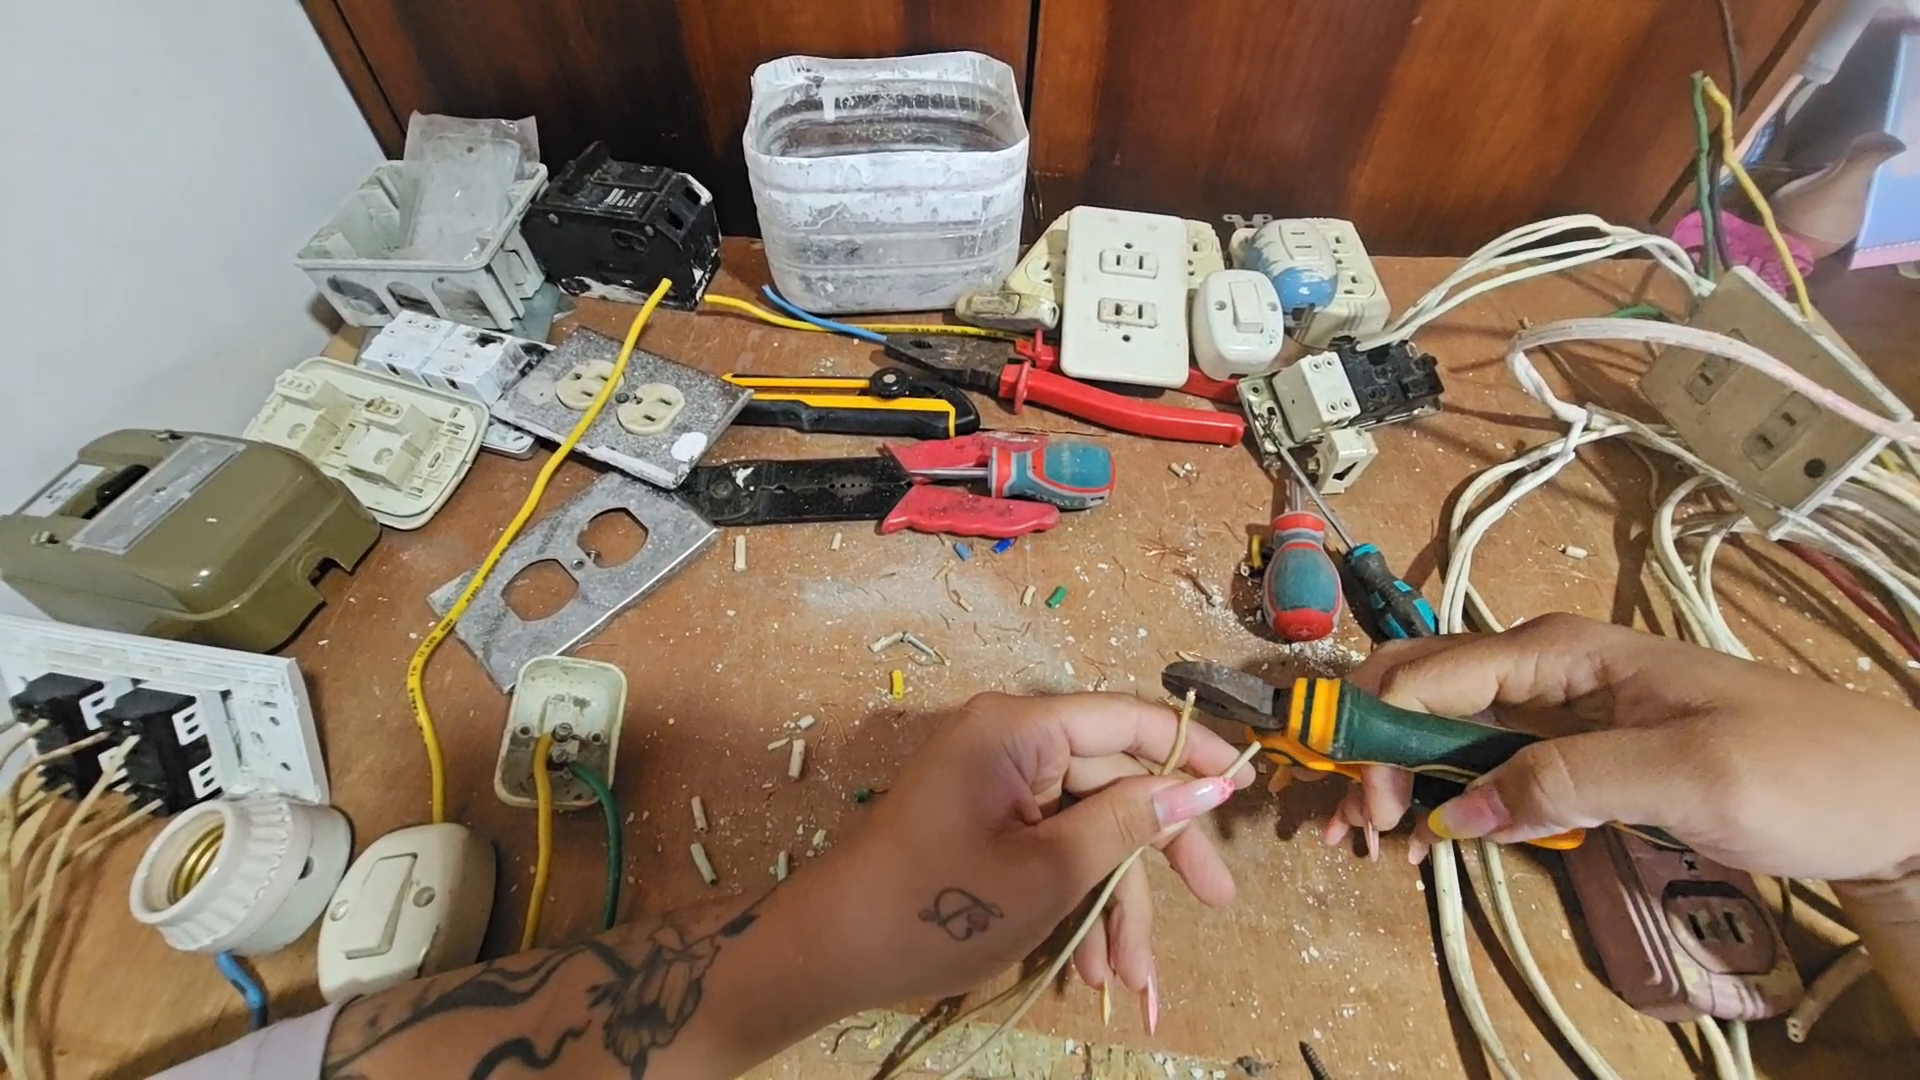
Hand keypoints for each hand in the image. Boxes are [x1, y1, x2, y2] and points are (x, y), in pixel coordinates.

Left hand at [810, 692, 1254, 1030]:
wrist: (831, 950)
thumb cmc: (937, 906)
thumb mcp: (1049, 871)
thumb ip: (1130, 821)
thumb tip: (1206, 787)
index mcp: (1019, 728)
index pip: (1124, 718)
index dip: (1189, 749)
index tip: (1242, 784)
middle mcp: (1010, 740)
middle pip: (1109, 780)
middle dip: (1154, 853)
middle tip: (1215, 900)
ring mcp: (997, 779)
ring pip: (1082, 824)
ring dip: (1112, 898)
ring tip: (1131, 980)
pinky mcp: (988, 815)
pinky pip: (1048, 841)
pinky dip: (1072, 896)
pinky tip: (1088, 965)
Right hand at [1324, 613, 1919, 881]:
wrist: (1904, 800)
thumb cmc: (1806, 771)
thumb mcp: (1687, 775)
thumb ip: (1560, 783)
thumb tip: (1453, 815)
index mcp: (1551, 650)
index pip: (1427, 678)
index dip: (1379, 733)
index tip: (1371, 803)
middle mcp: (1530, 664)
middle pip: (1411, 686)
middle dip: (1366, 742)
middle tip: (1355, 815)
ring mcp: (1541, 701)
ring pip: (1430, 718)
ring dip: (1389, 766)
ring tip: (1372, 828)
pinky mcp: (1554, 741)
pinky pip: (1471, 753)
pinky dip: (1432, 785)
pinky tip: (1426, 825)